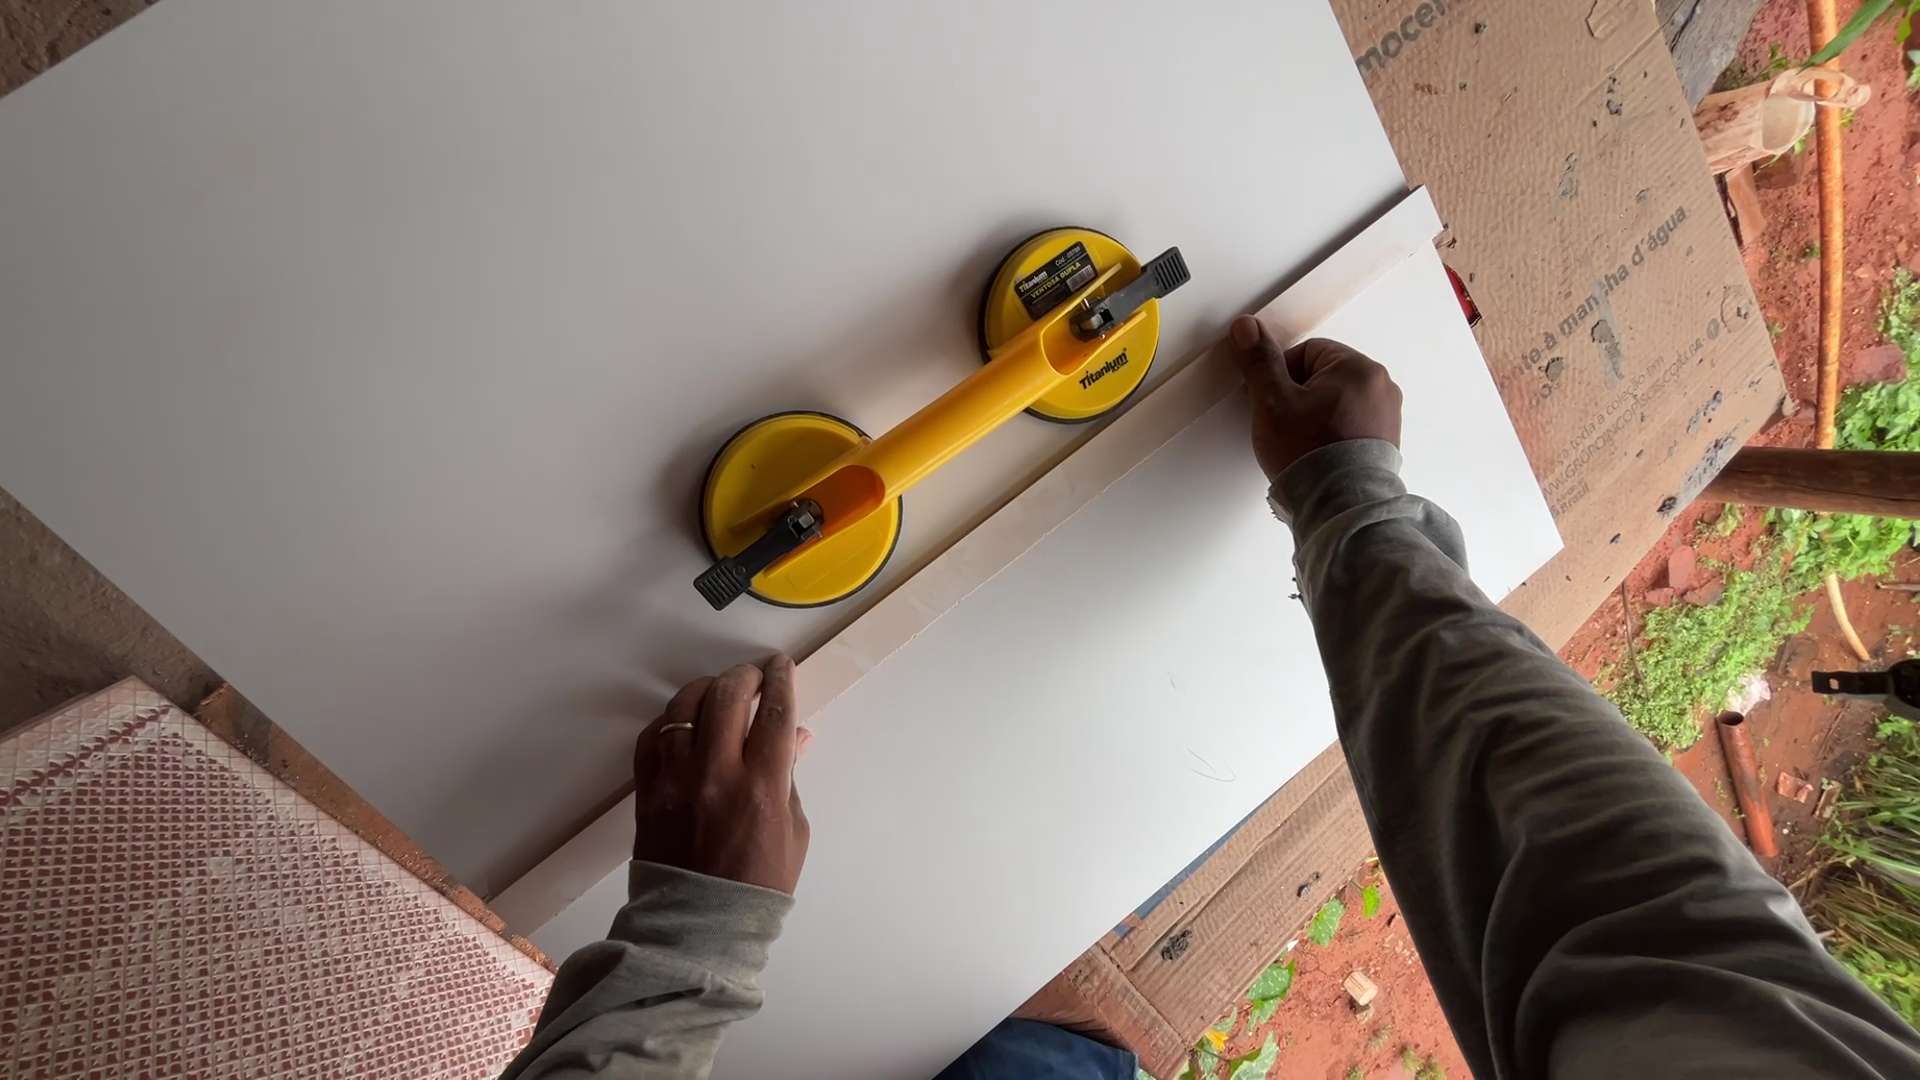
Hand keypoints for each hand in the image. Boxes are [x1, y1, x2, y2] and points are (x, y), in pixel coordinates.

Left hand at [633, 655, 812, 893]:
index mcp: (761, 787)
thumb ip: (790, 776)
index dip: (781, 681)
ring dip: (706, 688)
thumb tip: (796, 735)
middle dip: (744, 675)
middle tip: (753, 676)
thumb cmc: (757, 883)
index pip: (774, 713)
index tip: (783, 666)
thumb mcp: (793, 830)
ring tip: (718, 691)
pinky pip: (652, 737)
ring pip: (683, 708)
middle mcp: (716, 776)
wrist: (697, 928)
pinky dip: (670, 720)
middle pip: (727, 697)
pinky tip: (685, 721)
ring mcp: (675, 782)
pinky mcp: (646, 792)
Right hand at [1227, 315, 1401, 482]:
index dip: (1280, 376)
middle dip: (1298, 397)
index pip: (1307, 353)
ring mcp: (1385, 415)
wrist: (1338, 504)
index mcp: (1357, 369)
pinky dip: (1330, 435)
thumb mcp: (1272, 401)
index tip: (1271, 401)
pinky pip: (1349, 425)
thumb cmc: (1308, 453)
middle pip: (1322, 377)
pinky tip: (1315, 453)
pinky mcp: (1384, 441)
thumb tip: (1247, 327)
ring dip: (1314, 416)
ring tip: (1300, 442)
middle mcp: (1380, 387)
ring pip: (1335, 402)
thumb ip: (1259, 362)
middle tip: (1284, 424)